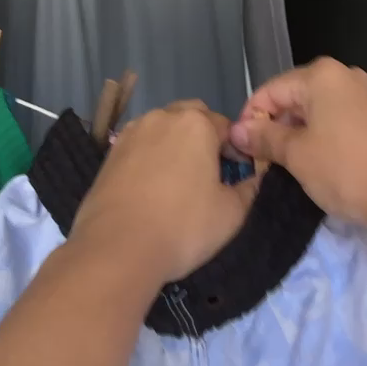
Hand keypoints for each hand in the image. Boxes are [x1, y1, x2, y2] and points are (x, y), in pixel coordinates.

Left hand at [69, 100, 258, 287]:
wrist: (116, 248)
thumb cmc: (182, 227)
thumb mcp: (230, 214)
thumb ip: (249, 190)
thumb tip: (255, 179)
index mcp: (197, 124)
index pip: (227, 127)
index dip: (235, 150)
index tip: (236, 174)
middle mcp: (164, 117)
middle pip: (192, 117)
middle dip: (204, 137)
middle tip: (207, 172)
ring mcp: (133, 131)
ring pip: (163, 127)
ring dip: (175, 142)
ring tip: (177, 179)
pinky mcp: (111, 151)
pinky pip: (140, 143)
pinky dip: (150, 155)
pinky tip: (150, 184)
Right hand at [229, 58, 366, 229]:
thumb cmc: (345, 170)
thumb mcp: (296, 155)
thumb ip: (263, 138)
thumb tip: (237, 131)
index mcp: (321, 75)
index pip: (270, 91)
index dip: (250, 120)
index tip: (241, 151)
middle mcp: (345, 75)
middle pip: (294, 97)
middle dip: (275, 127)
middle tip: (263, 162)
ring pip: (318, 109)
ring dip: (298, 134)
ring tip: (289, 166)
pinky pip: (340, 118)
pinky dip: (324, 136)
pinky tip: (320, 163)